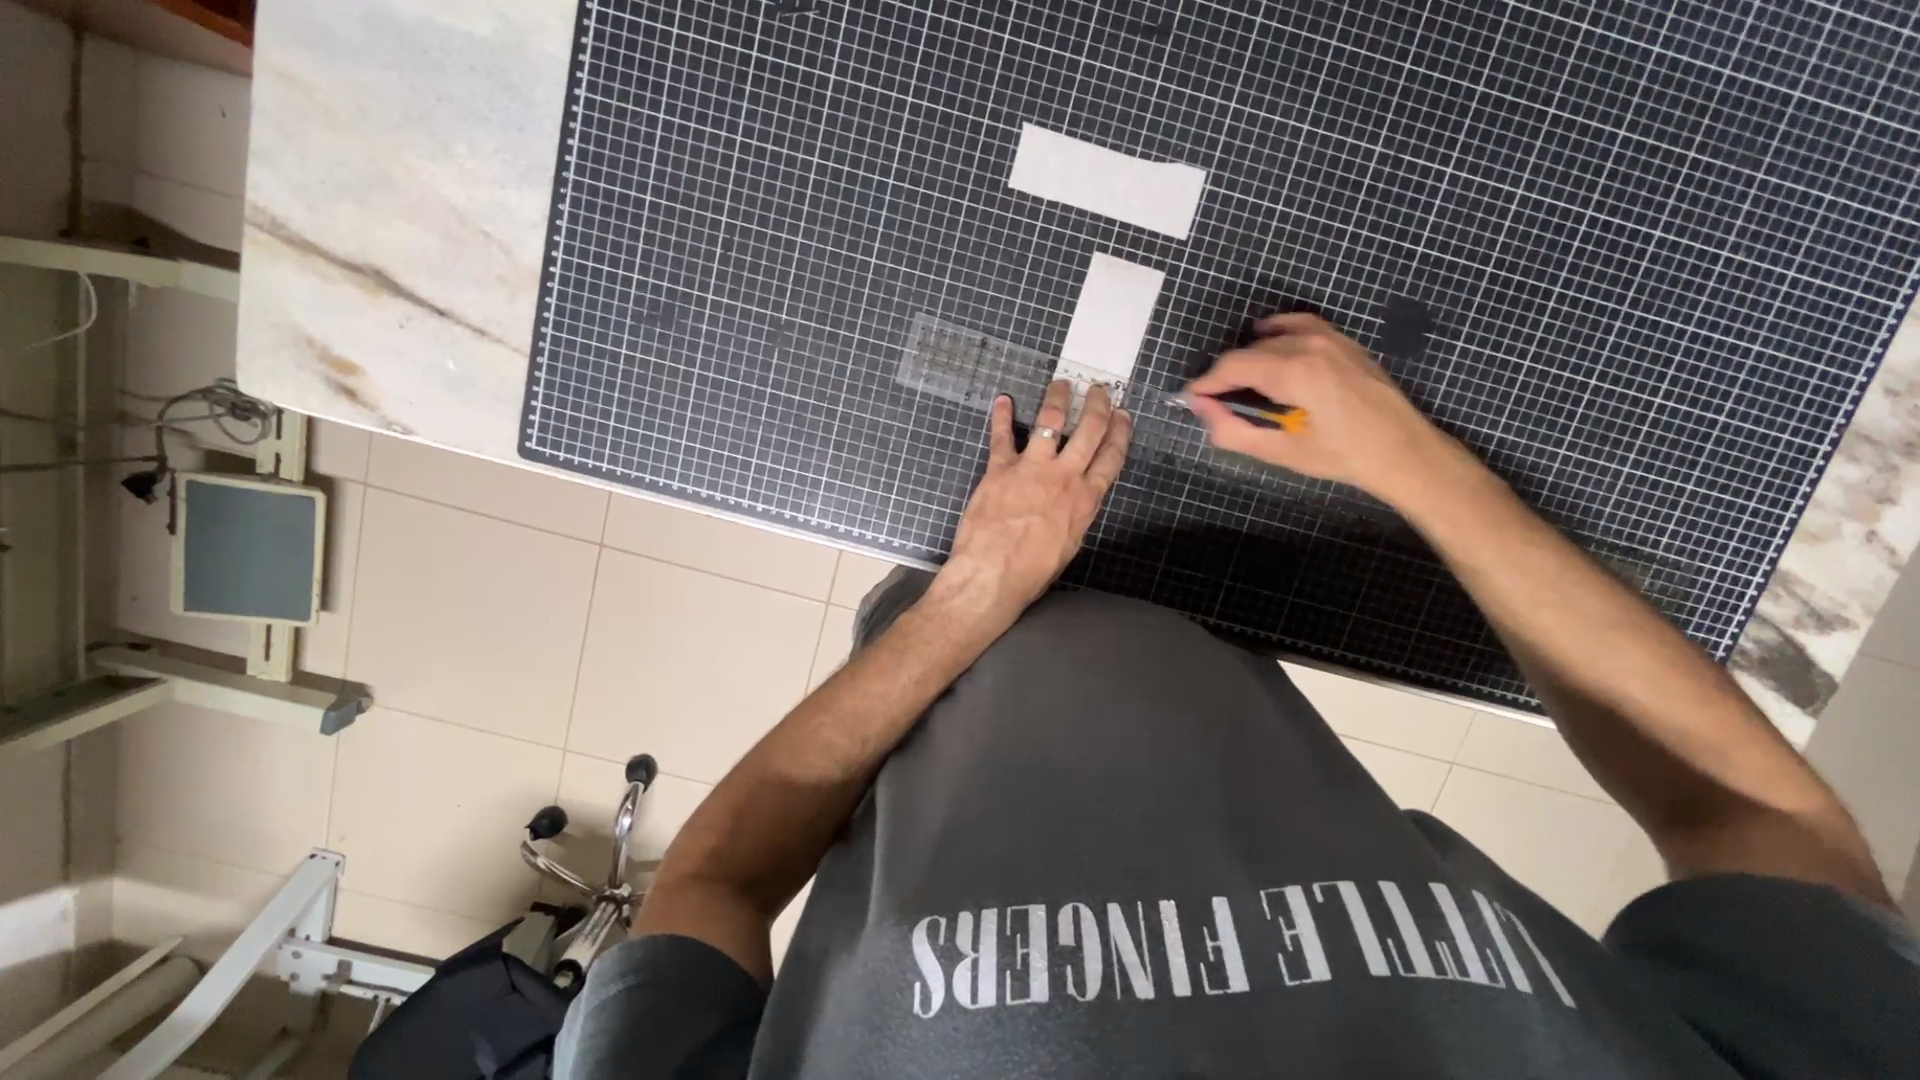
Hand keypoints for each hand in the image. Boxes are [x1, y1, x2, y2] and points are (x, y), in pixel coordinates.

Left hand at [929, 379, 1132, 629]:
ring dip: (1058, 400)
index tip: (1124, 415)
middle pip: (1088, 432)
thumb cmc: (1032, 572)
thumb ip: (1076, 516)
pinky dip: (1003, 416)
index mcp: (1085, 500)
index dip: (1119, 433)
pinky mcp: (1000, 469)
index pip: (1110, 458)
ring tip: (1061, 384)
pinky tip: (1004, 400)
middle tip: (1101, 389)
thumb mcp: (1069, 546)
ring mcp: (1031, 469)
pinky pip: (1002, 436)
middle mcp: (1063, 477)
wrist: (992, 574)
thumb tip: (1076, 503)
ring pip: (1050, 423)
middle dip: (1098, 406)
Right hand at [1185, 313, 1465, 505]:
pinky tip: (1266, 337)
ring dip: (1251, 360)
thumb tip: (1202, 408)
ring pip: (1271, 340)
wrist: (1402, 450)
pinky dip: (1277, 330)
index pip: (1233, 365)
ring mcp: (1330, 338)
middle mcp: (1310, 345)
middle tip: (1220, 405)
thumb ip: (1233, 430)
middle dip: (1228, 377)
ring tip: (1245, 389)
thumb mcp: (1282, 452)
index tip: (1193, 400)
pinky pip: (1299, 325)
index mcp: (1295, 371)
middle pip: (1250, 352)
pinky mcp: (1343, 341)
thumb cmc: (1342, 456)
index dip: (1207, 383)